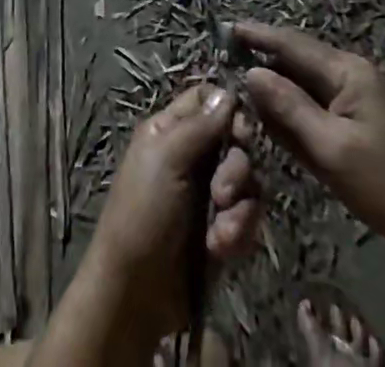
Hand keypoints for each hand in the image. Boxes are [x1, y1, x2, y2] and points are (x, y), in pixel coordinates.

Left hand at [74, 85, 260, 345]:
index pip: (208, 99)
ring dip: (239, 210)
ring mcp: (209, 193)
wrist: (136, 293)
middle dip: (236, 169)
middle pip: (237, 140)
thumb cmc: (142, 215)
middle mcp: (192, 156)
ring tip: (219, 234)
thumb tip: (230, 91)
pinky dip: (239, 233)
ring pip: (248, 182)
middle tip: (221, 193)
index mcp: (170, 131)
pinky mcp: (223, 227)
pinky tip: (220, 250)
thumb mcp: (165, 160)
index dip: (229, 111)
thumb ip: (199, 124)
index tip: (238, 132)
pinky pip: (248, 217)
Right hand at [235, 22, 384, 258]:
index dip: (257, 35)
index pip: (291, 44)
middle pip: (295, 61)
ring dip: (272, 88)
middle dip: (260, 61)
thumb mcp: (331, 147)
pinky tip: (264, 116)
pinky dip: (288, 111)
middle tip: (220, 61)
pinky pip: (311, 108)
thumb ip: (289, 108)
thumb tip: (251, 72)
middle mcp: (348, 77)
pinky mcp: (352, 124)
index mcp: (346, 72)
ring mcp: (352, 101)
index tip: (224, 27)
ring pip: (300, 86)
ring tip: (233, 85)